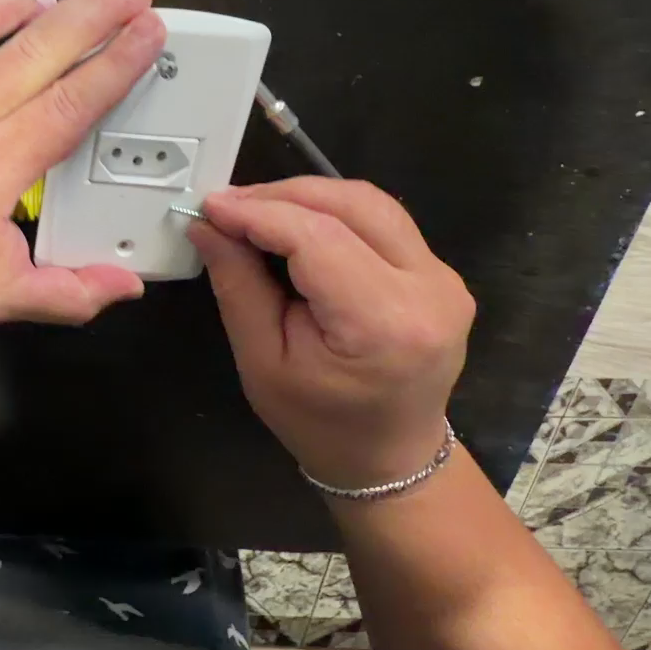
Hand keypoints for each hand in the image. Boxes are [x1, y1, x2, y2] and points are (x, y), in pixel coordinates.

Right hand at [186, 179, 475, 489]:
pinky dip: (329, 212)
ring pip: (371, 202)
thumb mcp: (259, 359)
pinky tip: (291, 225)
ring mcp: (444, 278)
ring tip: (253, 210)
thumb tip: (206, 226)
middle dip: (282, 194)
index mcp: (384, 324)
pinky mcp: (439, 273)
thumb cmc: (315, 420)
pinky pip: (381, 221)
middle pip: (352, 205)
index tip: (209, 207)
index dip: (258, 213)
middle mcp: (429, 290)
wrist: (387, 455)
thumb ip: (237, 284)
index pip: (317, 238)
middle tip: (226, 205)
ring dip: (306, 196)